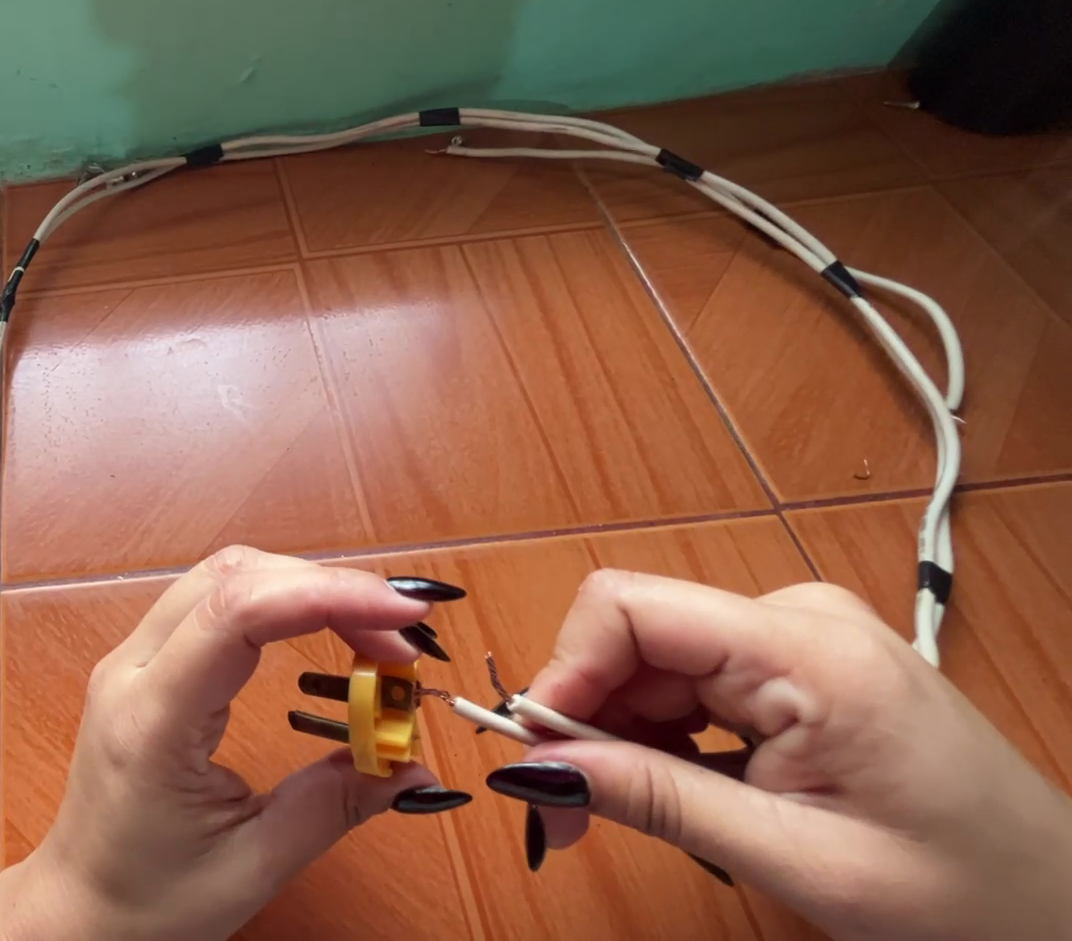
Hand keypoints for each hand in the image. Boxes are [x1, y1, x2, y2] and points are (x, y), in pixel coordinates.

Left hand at [0, 546, 463, 939]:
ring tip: (373, 631)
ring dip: (303, 586)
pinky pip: (214, 599)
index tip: (399, 614)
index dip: (322, 595)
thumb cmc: (147, 896)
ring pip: (223, 576)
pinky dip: (277, 599)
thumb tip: (414, 766)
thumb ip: (336, 804)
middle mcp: (132, 667)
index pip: (233, 615)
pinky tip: (319, 625)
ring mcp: (134, 655)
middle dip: (327, 587)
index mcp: (150, 718)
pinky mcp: (148, 658)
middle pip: (232, 578)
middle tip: (401, 634)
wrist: (76, 902)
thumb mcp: (250, 864)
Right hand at [487, 570, 1071, 940]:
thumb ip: (657, 799)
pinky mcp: (789, 661)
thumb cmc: (982, 907)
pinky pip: (682, 680)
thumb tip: (531, 769)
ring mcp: (792, 634)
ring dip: (617, 731)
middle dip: (586, 715)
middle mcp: (792, 616)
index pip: (628, 606)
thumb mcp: (804, 863)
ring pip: (647, 661)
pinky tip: (675, 784)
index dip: (565, 666)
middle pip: (631, 636)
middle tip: (564, 806)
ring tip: (623, 807)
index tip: (539, 747)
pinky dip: (655, 733)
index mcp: (810, 649)